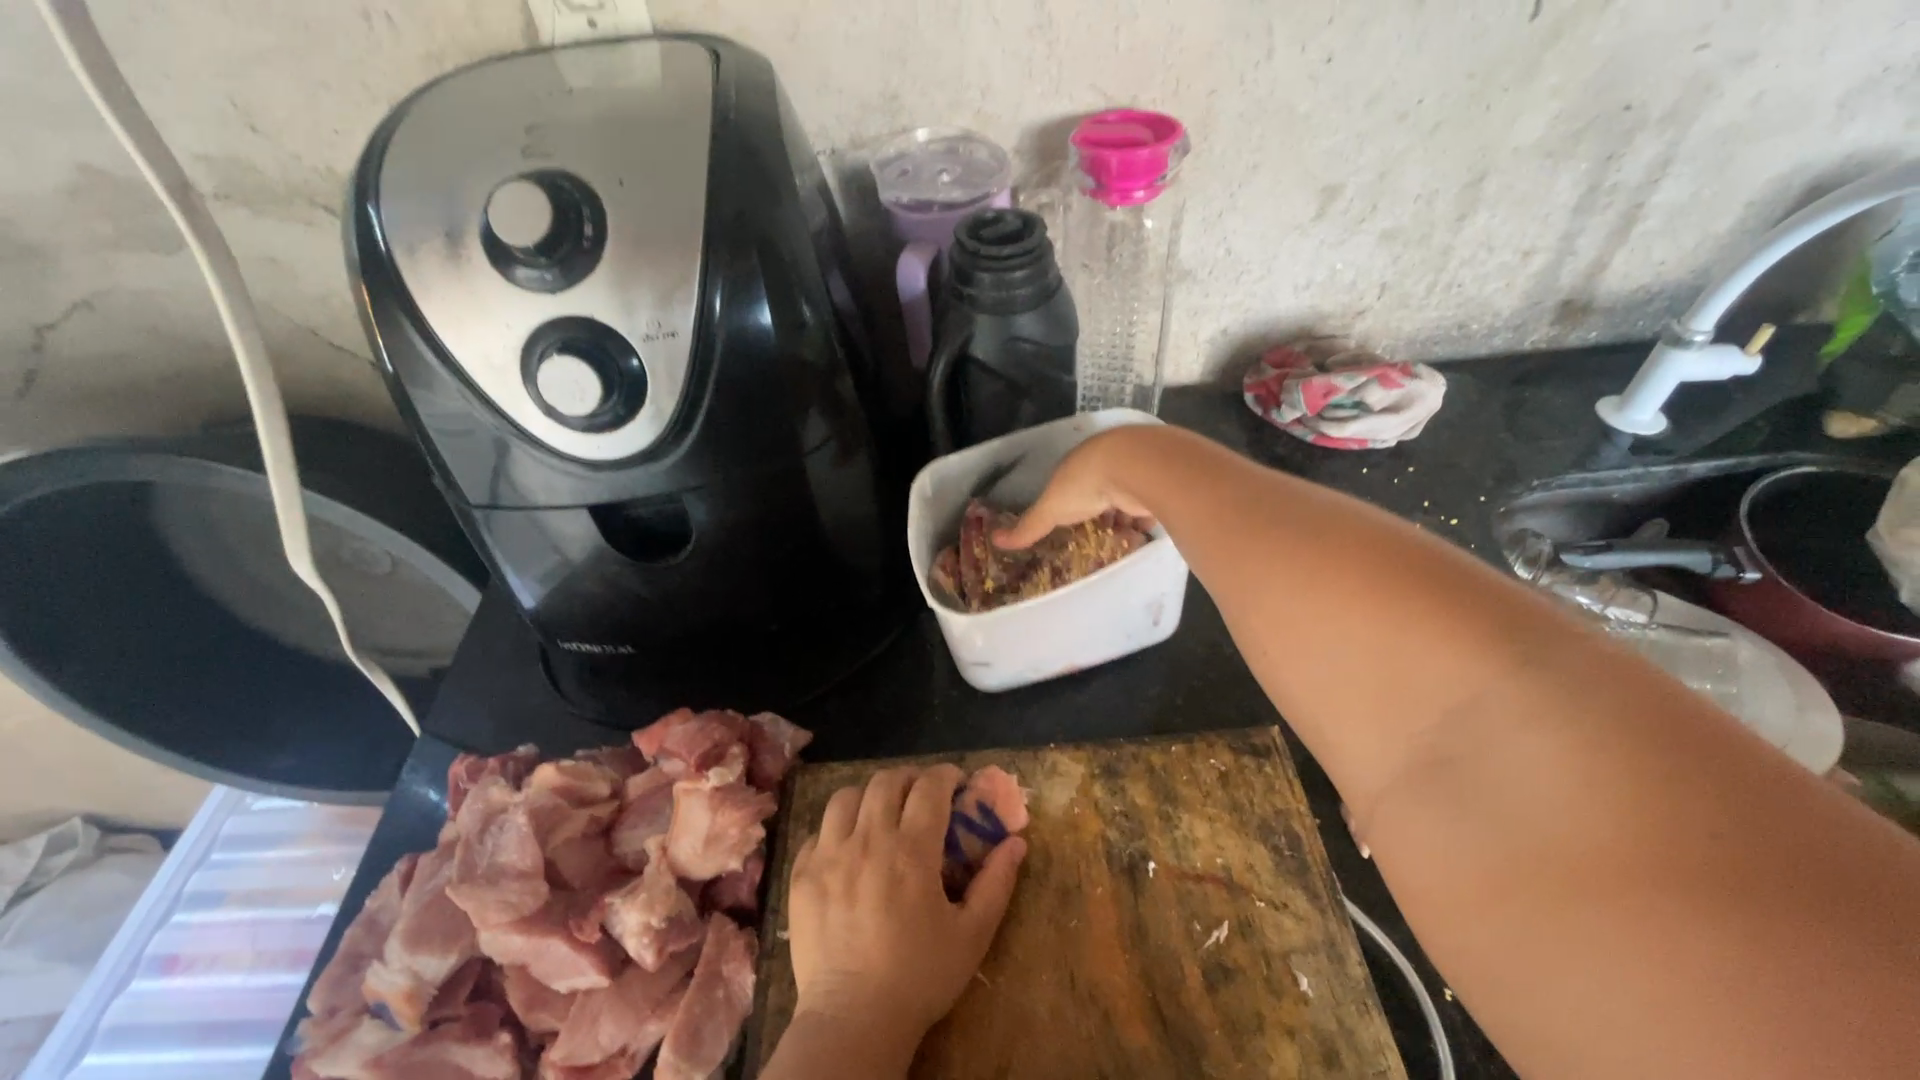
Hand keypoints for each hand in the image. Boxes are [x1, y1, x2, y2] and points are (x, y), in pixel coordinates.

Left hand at [787, 765, 1027, 1043]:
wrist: (853, 1018)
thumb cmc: (921, 977)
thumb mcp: (973, 934)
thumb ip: (996, 883)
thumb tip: (1016, 843)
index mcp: (911, 851)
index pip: (929, 787)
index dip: (946, 776)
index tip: (956, 783)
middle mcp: (867, 841)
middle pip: (886, 782)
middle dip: (910, 778)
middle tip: (922, 795)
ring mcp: (827, 856)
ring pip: (845, 797)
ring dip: (870, 796)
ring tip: (882, 813)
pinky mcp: (800, 875)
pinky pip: (817, 832)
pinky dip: (837, 829)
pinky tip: (849, 849)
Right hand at [994, 428, 1158, 549]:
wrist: (1136, 467)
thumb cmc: (1085, 483)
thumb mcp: (1050, 508)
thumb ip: (1028, 526)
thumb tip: (996, 539)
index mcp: (1078, 461)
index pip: (1071, 483)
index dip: (1069, 504)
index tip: (1069, 525)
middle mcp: (1107, 461)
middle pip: (1100, 491)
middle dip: (1098, 513)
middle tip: (1094, 536)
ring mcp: (1134, 470)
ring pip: (1125, 497)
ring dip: (1123, 518)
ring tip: (1118, 541)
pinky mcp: (1157, 483)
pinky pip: (1149, 505)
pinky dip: (1144, 521)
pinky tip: (1140, 537)